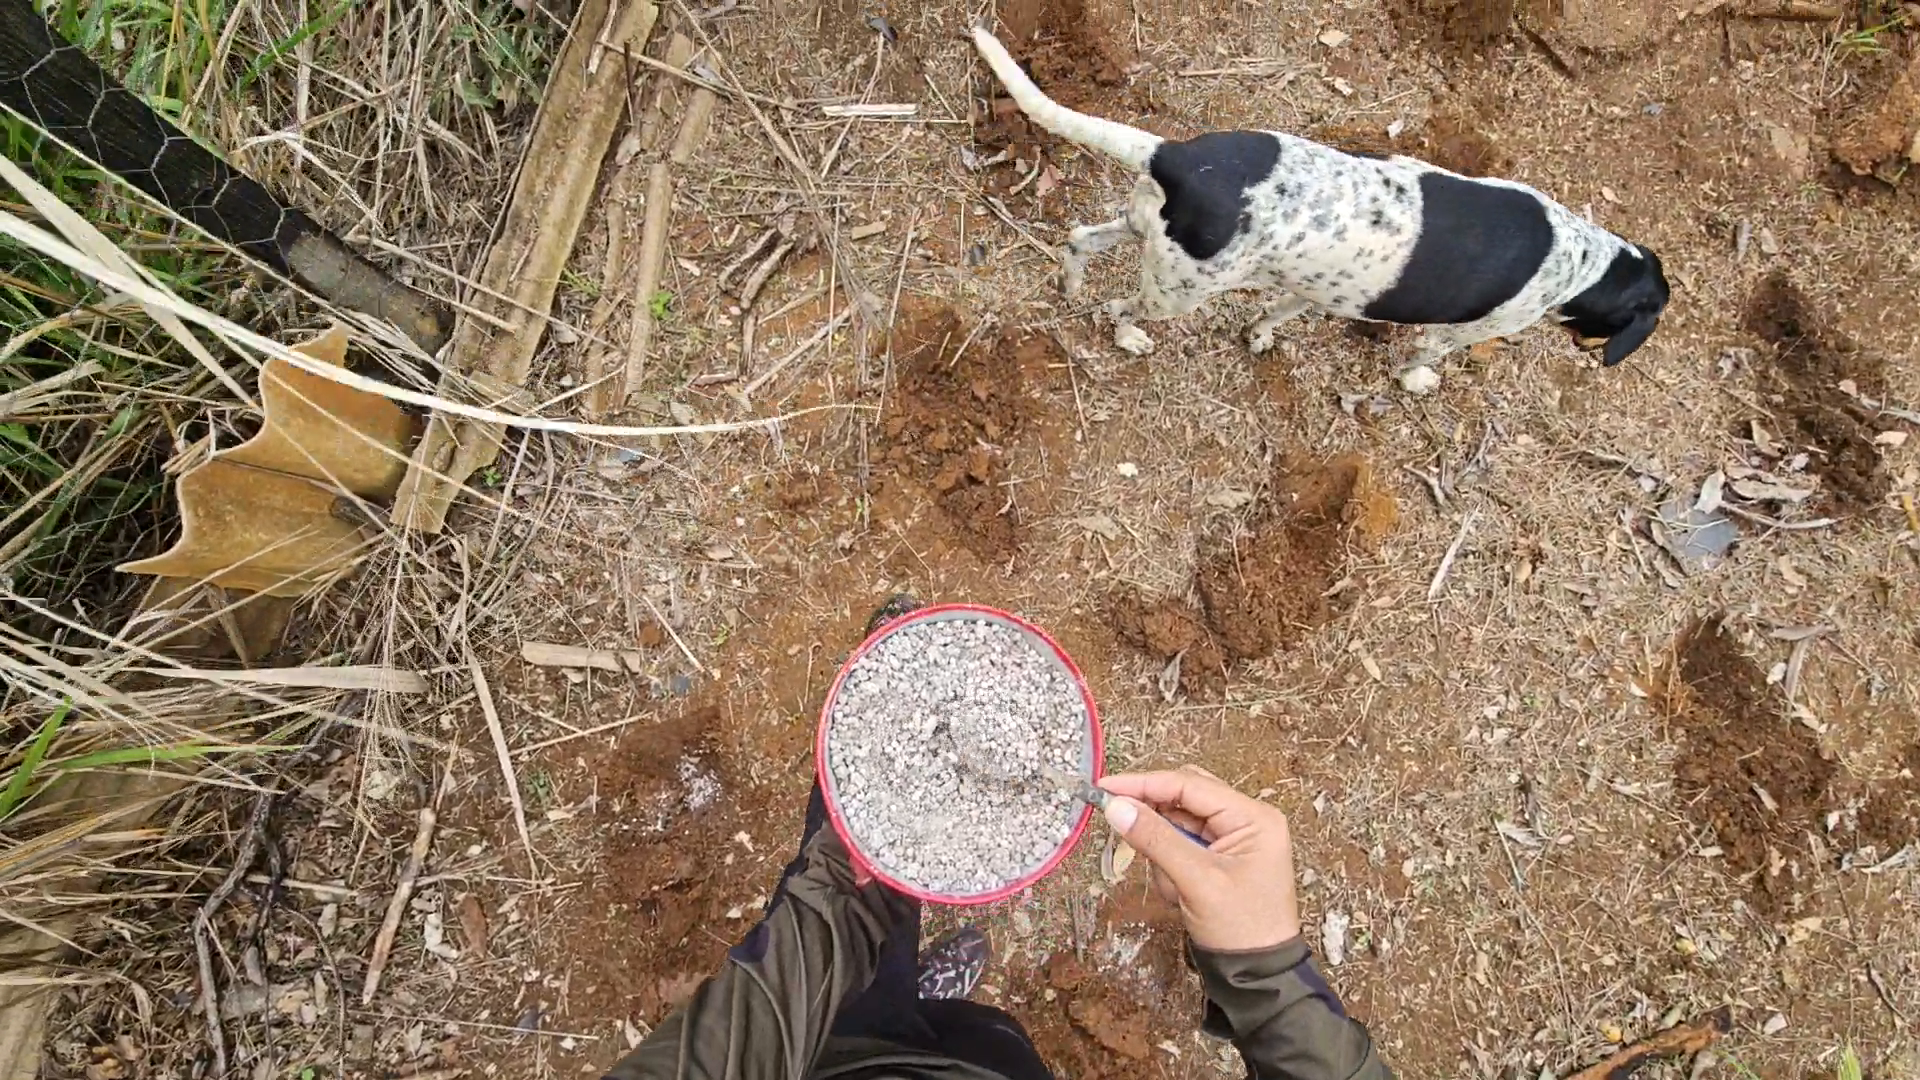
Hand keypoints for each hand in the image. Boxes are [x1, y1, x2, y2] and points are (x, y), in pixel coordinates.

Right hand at [1098, 766, 1300, 951]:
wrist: (1259, 981)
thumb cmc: (1240, 930)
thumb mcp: (1196, 881)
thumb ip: (1155, 839)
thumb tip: (1114, 806)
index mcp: (1252, 817)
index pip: (1188, 784)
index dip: (1144, 783)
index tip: (1106, 786)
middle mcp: (1245, 819)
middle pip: (1183, 797)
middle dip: (1154, 817)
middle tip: (1119, 820)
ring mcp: (1232, 837)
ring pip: (1177, 820)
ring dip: (1162, 847)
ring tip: (1172, 886)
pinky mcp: (1219, 854)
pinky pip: (1180, 842)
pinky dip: (1168, 861)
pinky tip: (1177, 891)